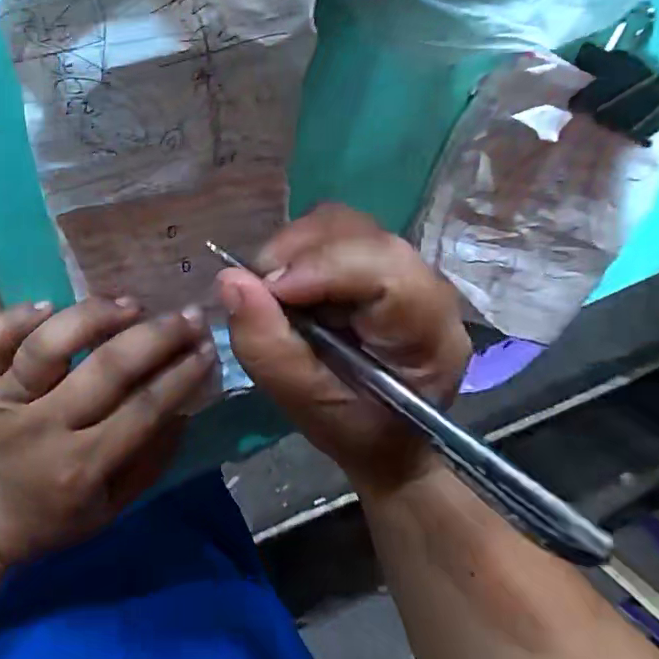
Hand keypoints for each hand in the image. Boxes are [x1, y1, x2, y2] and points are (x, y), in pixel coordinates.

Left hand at [0, 297, 215, 567]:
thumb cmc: (54, 516)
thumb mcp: (112, 508)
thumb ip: (151, 460)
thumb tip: (187, 405)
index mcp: (82, 466)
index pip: (144, 408)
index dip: (182, 374)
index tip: (208, 348)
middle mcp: (45, 427)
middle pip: (107, 369)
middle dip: (156, 336)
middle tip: (188, 315)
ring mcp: (9, 400)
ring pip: (49, 346)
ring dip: (94, 317)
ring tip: (131, 303)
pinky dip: (20, 316)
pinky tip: (53, 302)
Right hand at [217, 204, 470, 496]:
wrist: (386, 435)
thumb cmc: (357, 430)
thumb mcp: (310, 407)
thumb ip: (271, 349)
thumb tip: (229, 281)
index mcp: (429, 332)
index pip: (385, 270)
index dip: (323, 267)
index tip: (270, 289)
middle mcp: (427, 285)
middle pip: (361, 234)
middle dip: (300, 253)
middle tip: (261, 293)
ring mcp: (403, 264)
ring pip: (343, 224)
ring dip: (295, 250)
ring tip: (273, 291)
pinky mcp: (375, 256)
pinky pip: (333, 232)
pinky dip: (298, 251)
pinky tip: (288, 286)